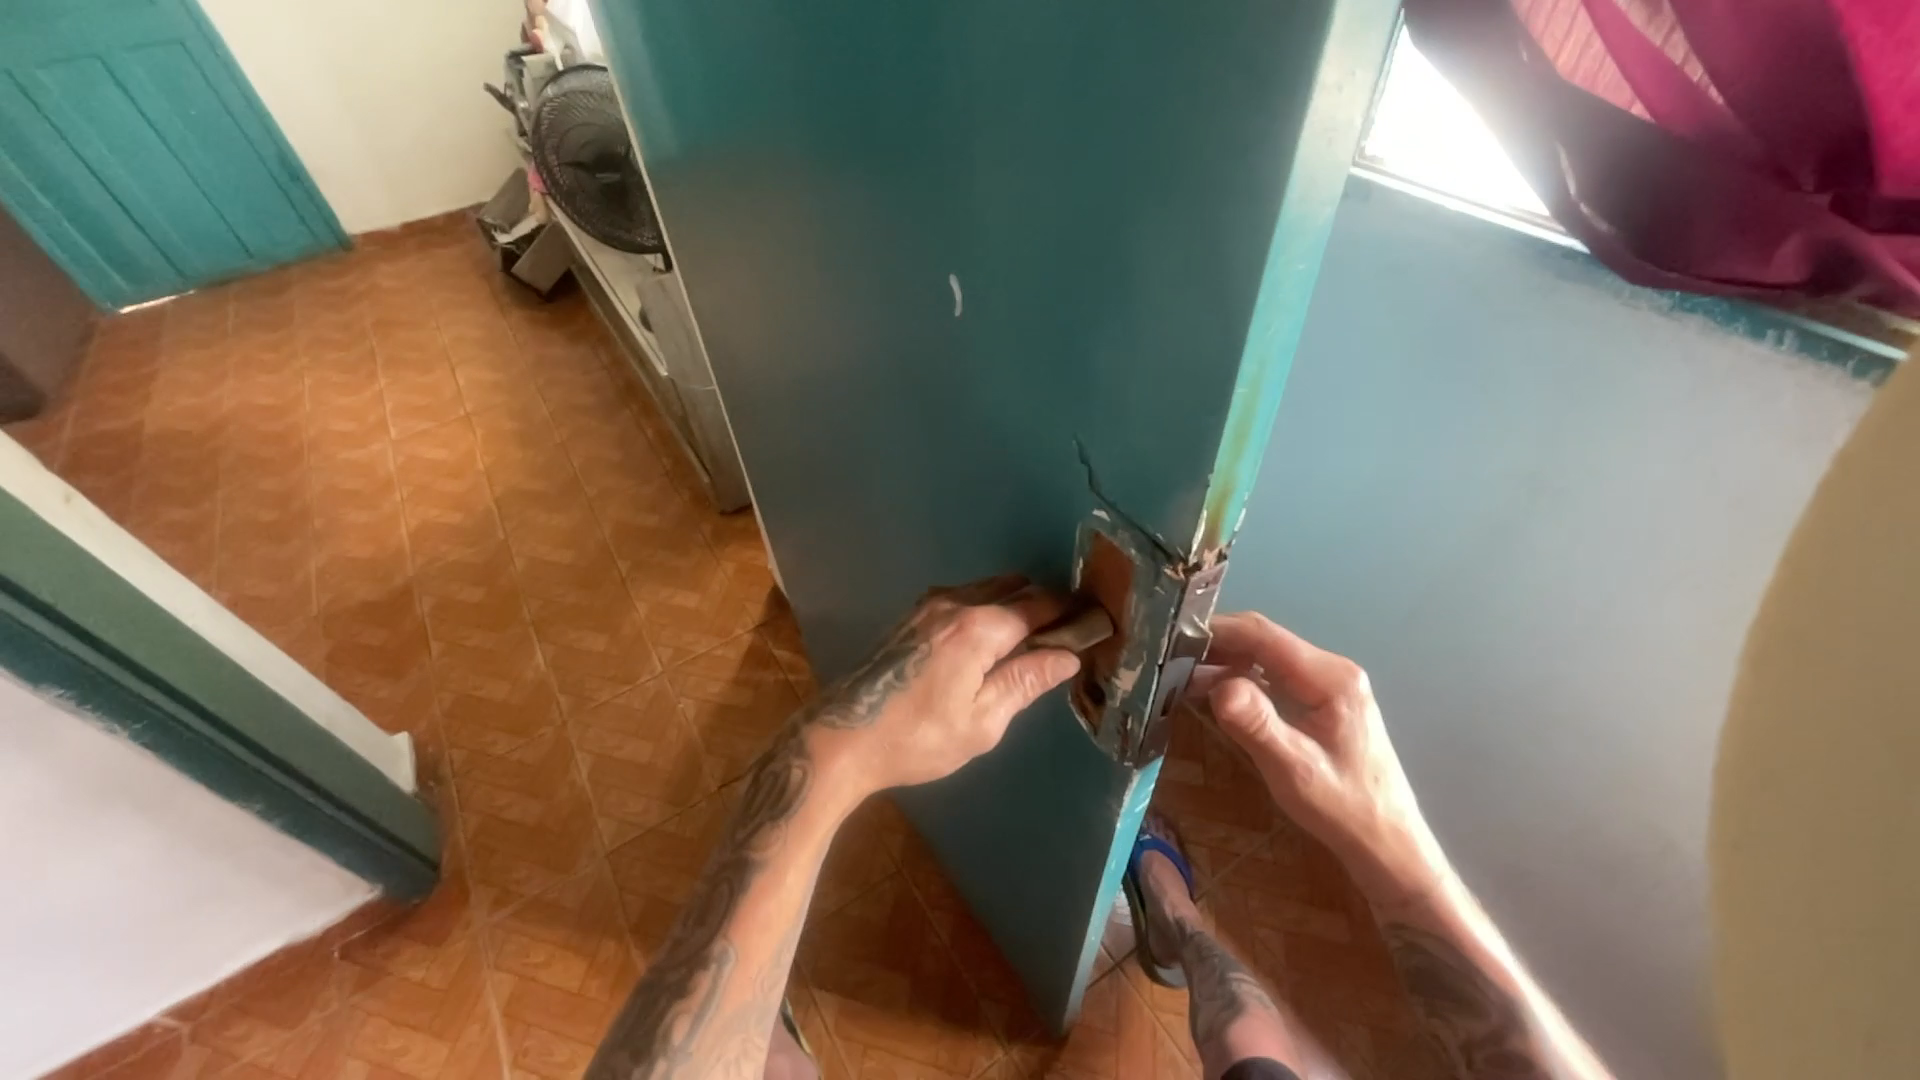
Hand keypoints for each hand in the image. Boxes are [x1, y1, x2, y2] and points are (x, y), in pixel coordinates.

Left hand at [805, 575, 1082, 802]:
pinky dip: (985, 610)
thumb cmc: (918, 739)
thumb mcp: (982, 722)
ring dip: (1012, 605)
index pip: (1038, 604)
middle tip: (1063, 636)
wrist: (841, 740)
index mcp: (978, 627)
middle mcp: (954, 603)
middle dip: (1043, 605)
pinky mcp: (910, 617)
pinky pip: (962, 600)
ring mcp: (927, 606)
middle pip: (1013, 587)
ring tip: (1030, 642)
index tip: (1093, 623)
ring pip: (986, 590)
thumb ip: (1025, 681)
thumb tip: (1067, 656)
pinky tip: (989, 643)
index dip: (1069, 611)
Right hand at [1194, 613, 1449, 905]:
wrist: (1388, 845)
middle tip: (1164, 656)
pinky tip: (1208, 693)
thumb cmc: (1343, 809)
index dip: (1214, 631)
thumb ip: (1257, 724)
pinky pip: (1270, 676)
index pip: (1262, 634)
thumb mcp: (1294, 770)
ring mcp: (1325, 684)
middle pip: (1261, 639)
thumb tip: (1217, 685)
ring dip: (1221, 661)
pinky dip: (1236, 678)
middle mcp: (1330, 670)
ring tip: (1175, 674)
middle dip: (1213, 644)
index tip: (1171, 638)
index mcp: (1329, 678)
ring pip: (1263, 656)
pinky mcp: (1318, 700)